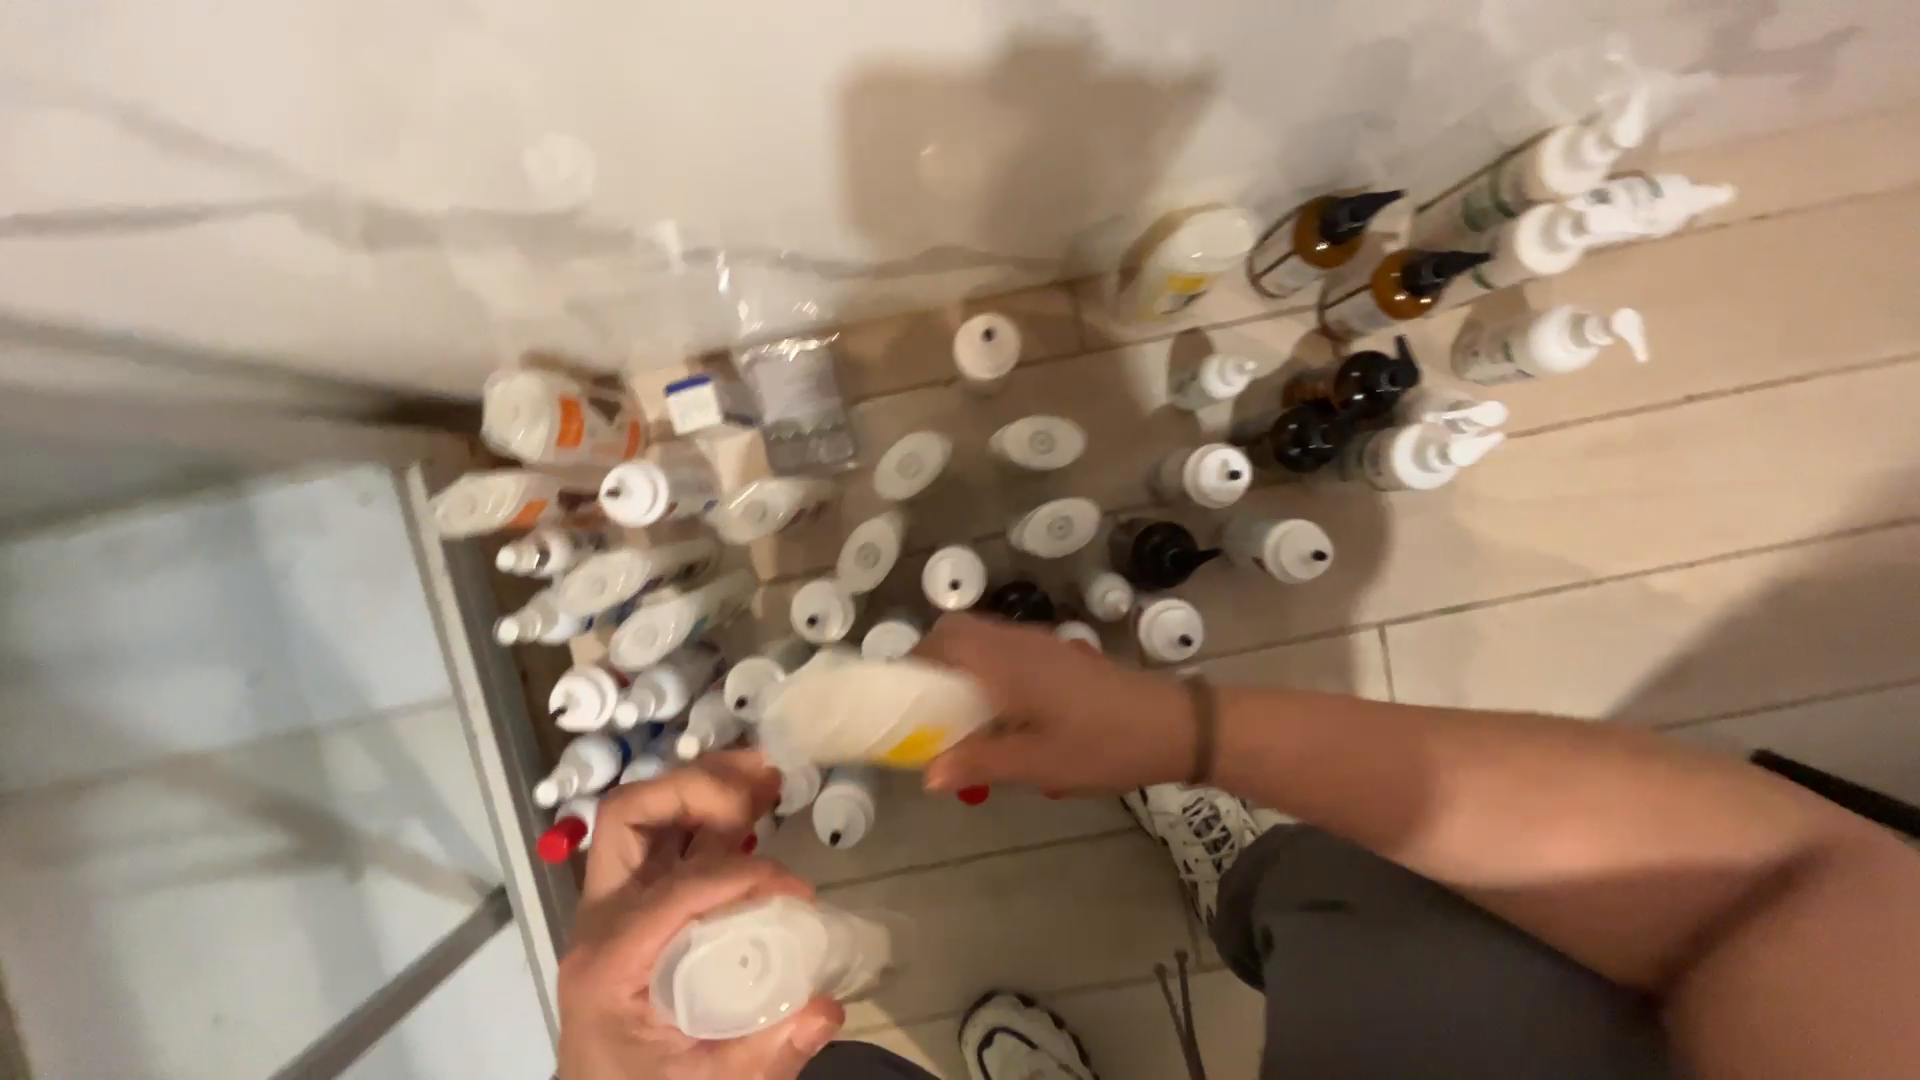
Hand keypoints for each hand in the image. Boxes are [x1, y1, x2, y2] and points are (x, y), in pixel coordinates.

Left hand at [558, 751, 844, 1079]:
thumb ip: (763, 1054)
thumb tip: (828, 1009)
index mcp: (609, 960)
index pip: (678, 889)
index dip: (741, 875)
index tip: (795, 890)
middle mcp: (603, 916)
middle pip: (632, 816)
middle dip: (698, 789)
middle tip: (761, 787)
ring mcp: (616, 901)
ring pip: (647, 811)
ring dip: (706, 785)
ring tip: (765, 773)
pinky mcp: (637, 898)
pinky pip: (666, 834)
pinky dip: (709, 810)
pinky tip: (754, 805)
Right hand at [913, 613, 1194, 794]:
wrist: (1171, 726)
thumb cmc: (1101, 744)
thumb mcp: (1038, 764)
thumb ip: (979, 763)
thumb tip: (927, 774)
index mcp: (1004, 662)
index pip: (942, 639)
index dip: (913, 662)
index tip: (901, 698)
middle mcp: (1018, 642)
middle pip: (958, 632)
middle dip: (934, 663)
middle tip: (928, 709)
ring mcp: (1041, 644)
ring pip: (983, 639)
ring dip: (962, 667)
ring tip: (959, 715)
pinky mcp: (1059, 654)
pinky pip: (1006, 650)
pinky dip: (988, 671)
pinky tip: (1001, 713)